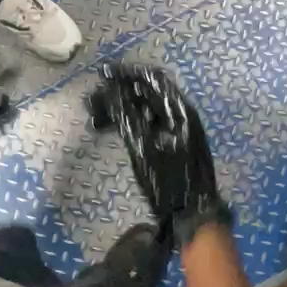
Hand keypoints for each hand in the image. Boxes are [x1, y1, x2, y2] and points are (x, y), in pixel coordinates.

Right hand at [88, 63, 232, 243]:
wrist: (193, 213)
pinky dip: (130, 122)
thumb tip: (109, 90)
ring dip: (122, 108)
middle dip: (119, 92)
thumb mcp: (142, 147)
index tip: (102, 74)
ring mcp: (179, 128)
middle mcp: (181, 114)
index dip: (126, 73)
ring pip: (146, 108)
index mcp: (179, 110)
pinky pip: (149, 122)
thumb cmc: (169, 180)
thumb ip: (125, 116)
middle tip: (94, 100)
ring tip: (96, 117)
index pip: (152, 79)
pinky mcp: (174, 142)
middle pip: (148, 93)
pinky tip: (112, 129)